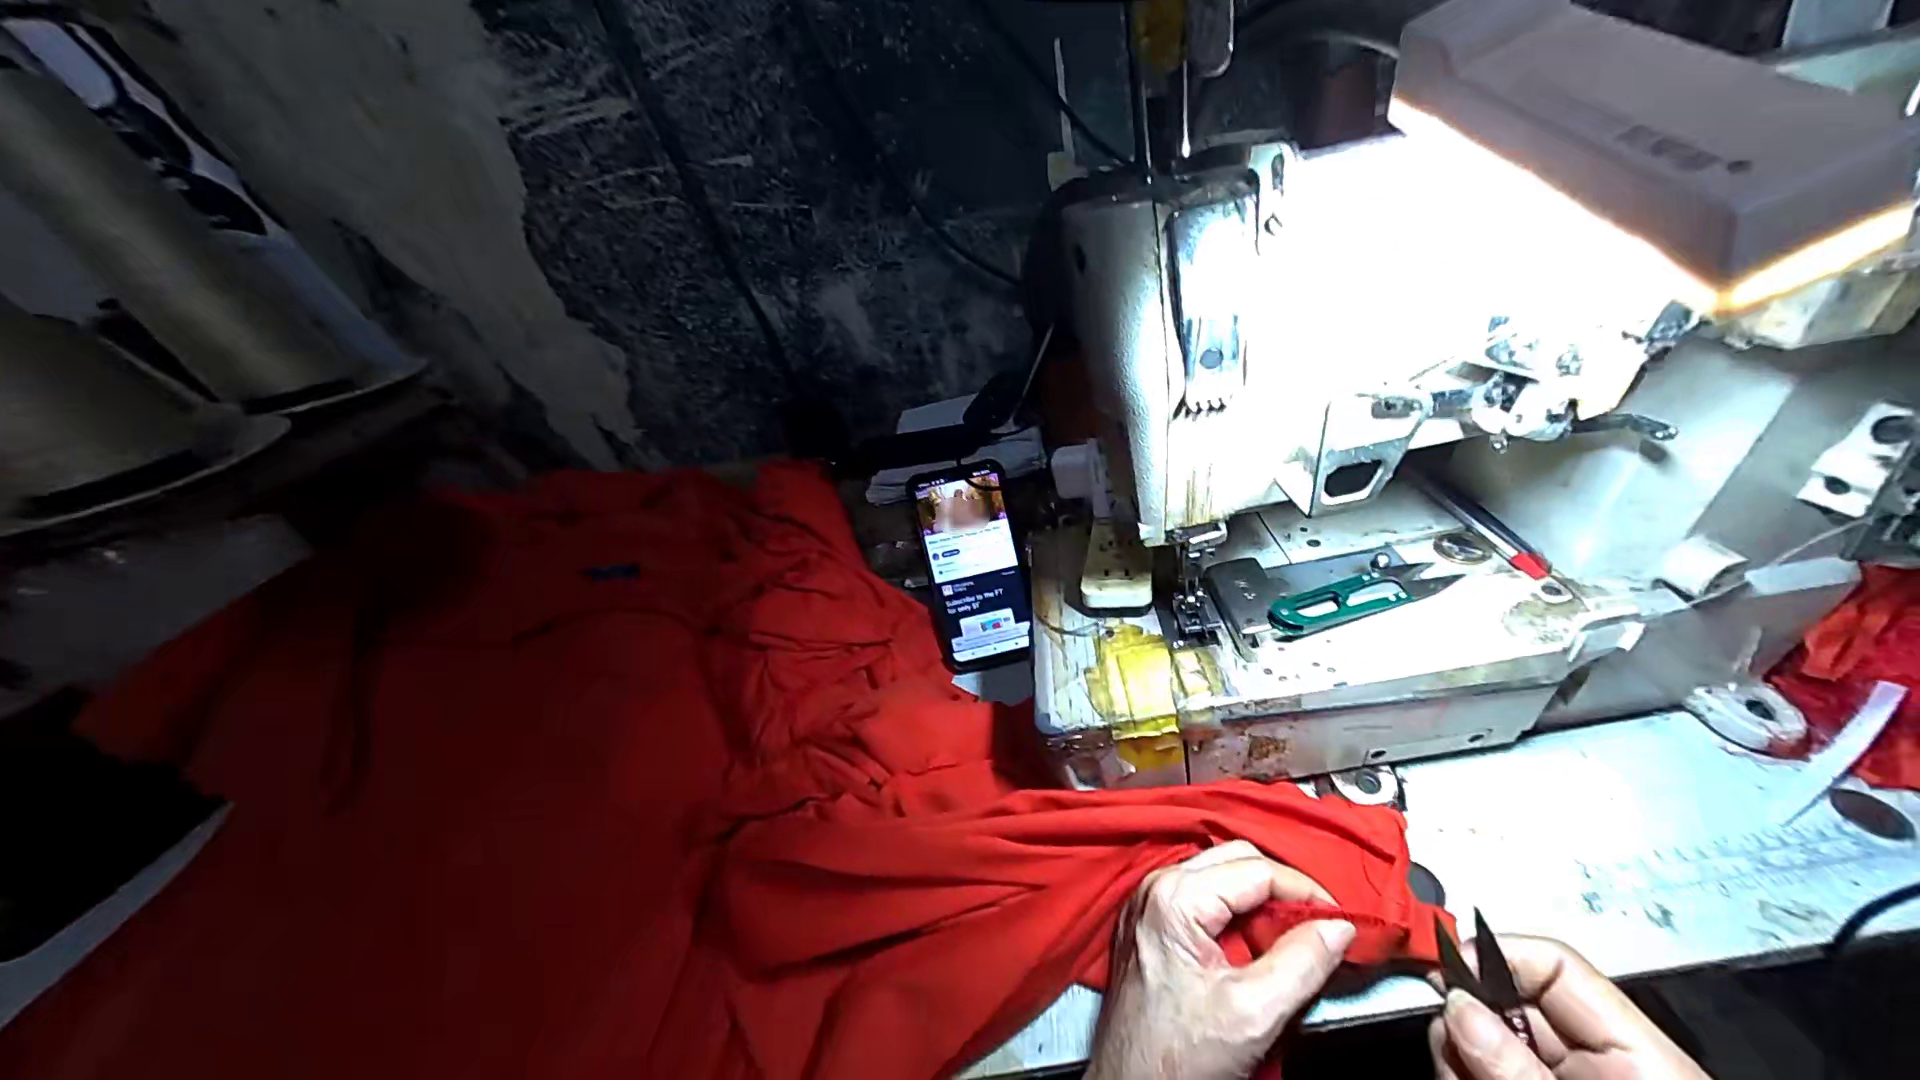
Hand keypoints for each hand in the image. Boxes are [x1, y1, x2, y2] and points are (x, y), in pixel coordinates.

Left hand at [1086, 840, 1356, 1079]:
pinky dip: (1234, 907)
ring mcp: (1148, 899)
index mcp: (1175, 896)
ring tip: (1293, 935)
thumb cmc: (1176, 1056)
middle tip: (1320, 925)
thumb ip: (1302, 963)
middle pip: (1235, 858)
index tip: (1341, 921)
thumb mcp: (1253, 1014)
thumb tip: (1337, 928)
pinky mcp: (1149, 918)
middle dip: (1282, 887)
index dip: (1306, 891)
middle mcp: (1156, 885)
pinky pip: (1200, 891)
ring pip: (1218, 871)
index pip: (1255, 869)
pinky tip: (1255, 941)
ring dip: (1259, 896)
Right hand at [1428, 935, 1710, 1079]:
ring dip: (1454, 1044)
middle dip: (1463, 1013)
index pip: (1557, 964)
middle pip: (1508, 997)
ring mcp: (1569, 1074)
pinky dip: (1459, 1067)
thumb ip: (1521, 1065)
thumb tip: (1457, 1001)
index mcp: (1641, 1056)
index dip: (1494, 955)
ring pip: (1484, 1027)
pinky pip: (1483, 1058)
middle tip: (1446, 1046)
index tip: (1443, 971)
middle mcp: (1603, 1056)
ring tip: (1456, 1075)